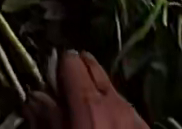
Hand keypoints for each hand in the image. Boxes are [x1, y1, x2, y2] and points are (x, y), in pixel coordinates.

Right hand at [22, 51, 148, 128]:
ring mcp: (134, 112)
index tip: (49, 80)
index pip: (69, 59)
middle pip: (92, 64)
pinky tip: (106, 122)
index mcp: (89, 103)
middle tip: (64, 91)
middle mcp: (113, 99)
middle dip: (77, 71)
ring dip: (95, 90)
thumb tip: (34, 95)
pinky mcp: (147, 124)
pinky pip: (125, 103)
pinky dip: (113, 106)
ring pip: (109, 84)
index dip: (57, 66)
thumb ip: (48, 119)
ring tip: (85, 110)